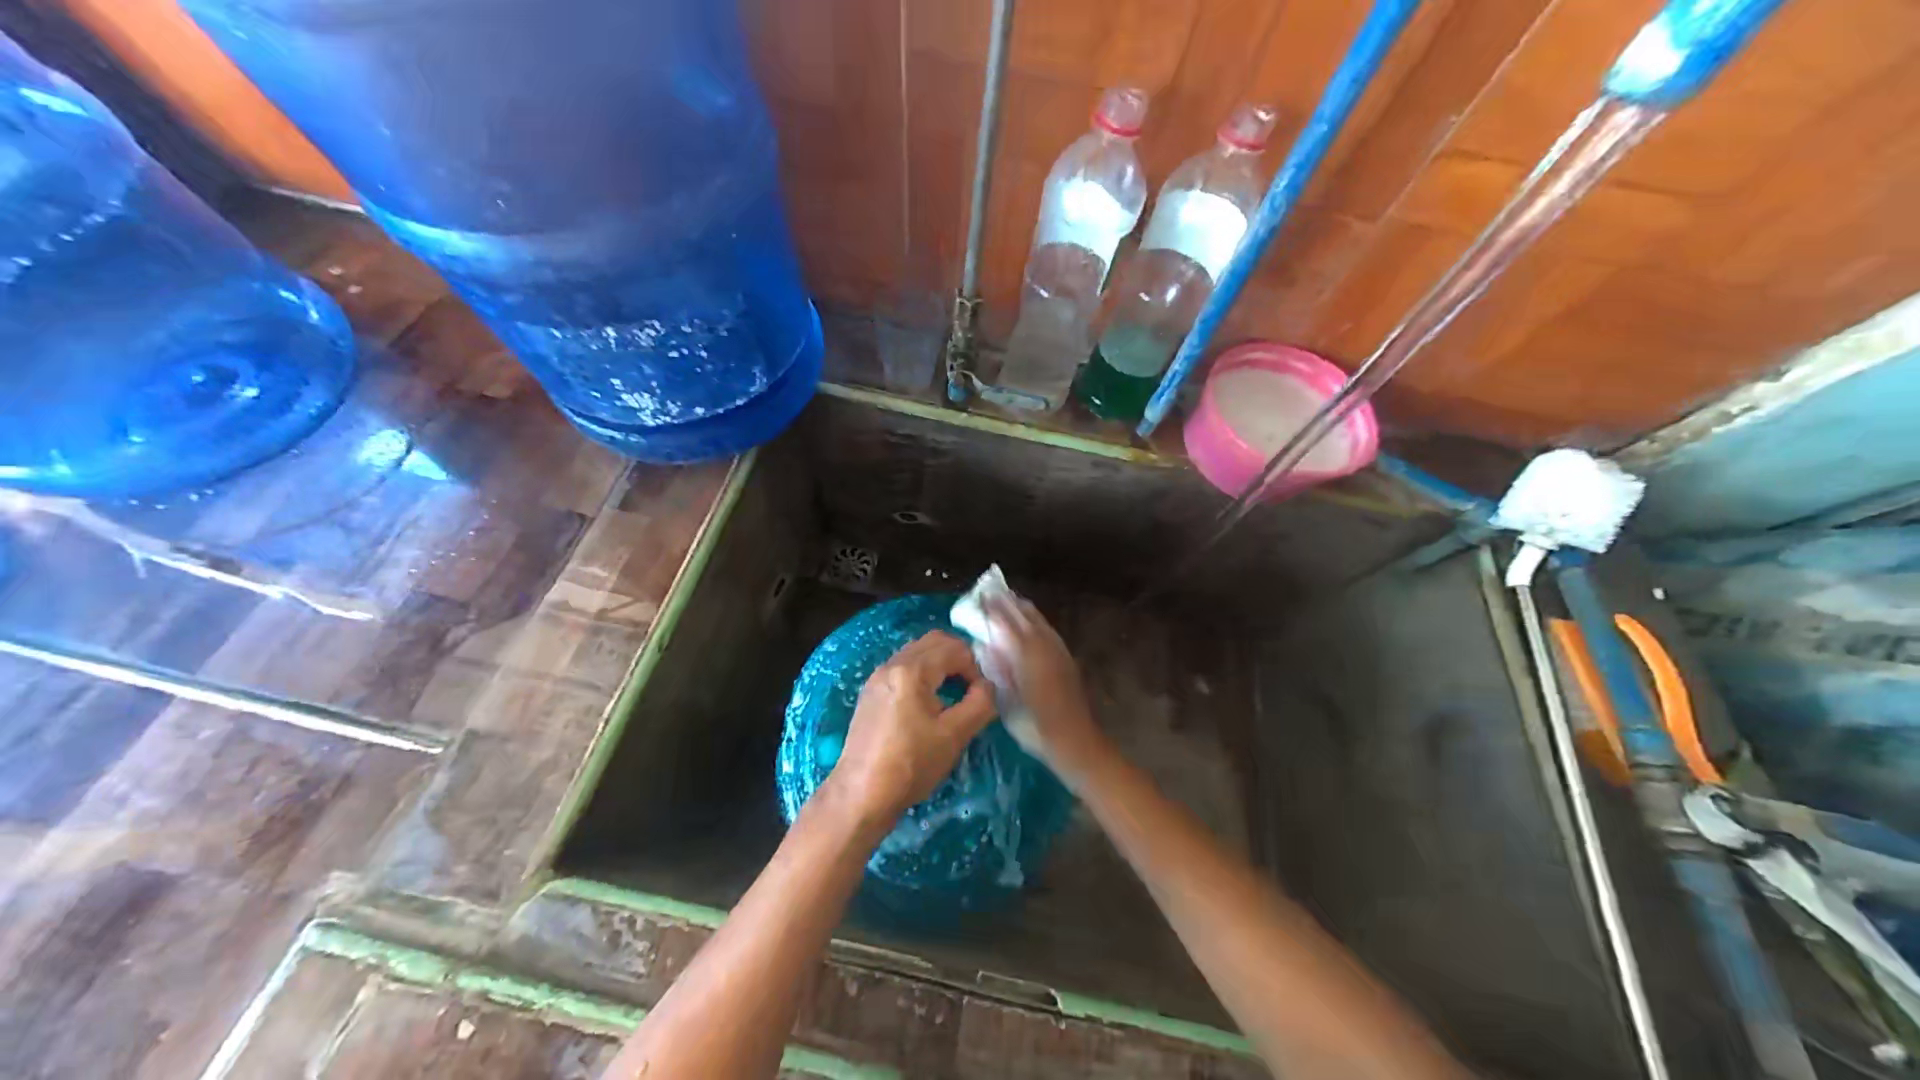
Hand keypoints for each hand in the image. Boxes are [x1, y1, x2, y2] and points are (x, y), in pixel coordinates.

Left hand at [827, 631, 996, 826]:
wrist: (861, 794)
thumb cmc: (911, 764)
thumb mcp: (955, 735)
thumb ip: (980, 704)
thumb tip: (988, 686)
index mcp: (911, 671)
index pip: (954, 648)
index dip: (975, 667)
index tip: (981, 694)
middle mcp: (891, 665)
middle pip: (933, 642)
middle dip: (958, 659)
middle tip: (970, 687)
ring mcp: (877, 678)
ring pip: (916, 653)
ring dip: (939, 666)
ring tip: (952, 696)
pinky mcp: (870, 693)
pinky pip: (903, 669)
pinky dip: (922, 675)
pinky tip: (928, 705)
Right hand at [978, 594, 1112, 789]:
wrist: (1075, 740)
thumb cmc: (1035, 726)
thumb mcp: (1006, 700)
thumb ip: (997, 667)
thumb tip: (985, 644)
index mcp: (1024, 653)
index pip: (1003, 621)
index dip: (990, 608)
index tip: (977, 597)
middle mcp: (1042, 644)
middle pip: (1023, 614)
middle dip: (1005, 602)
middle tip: (989, 593)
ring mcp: (1057, 649)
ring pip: (1037, 619)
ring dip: (1020, 608)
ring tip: (1006, 601)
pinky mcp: (1066, 656)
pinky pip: (1046, 628)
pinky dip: (1033, 620)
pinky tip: (1028, 623)